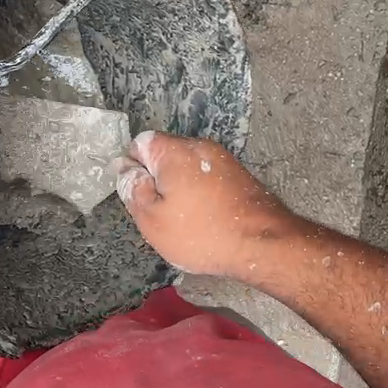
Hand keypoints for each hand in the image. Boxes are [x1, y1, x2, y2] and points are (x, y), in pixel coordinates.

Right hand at [113, 131, 297, 277]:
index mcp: (174, 151)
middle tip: (160, 214)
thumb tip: (124, 169)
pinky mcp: (239, 176)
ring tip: (185, 222)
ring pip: (188, 169)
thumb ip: (133, 190)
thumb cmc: (202, 234)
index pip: (140, 143)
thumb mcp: (152, 219)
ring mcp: (223, 160)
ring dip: (180, 191)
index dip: (132, 168)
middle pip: (165, 156)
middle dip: (157, 181)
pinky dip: (201, 196)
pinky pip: (208, 180)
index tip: (138, 196)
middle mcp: (200, 146)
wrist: (263, 244)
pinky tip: (206, 221)